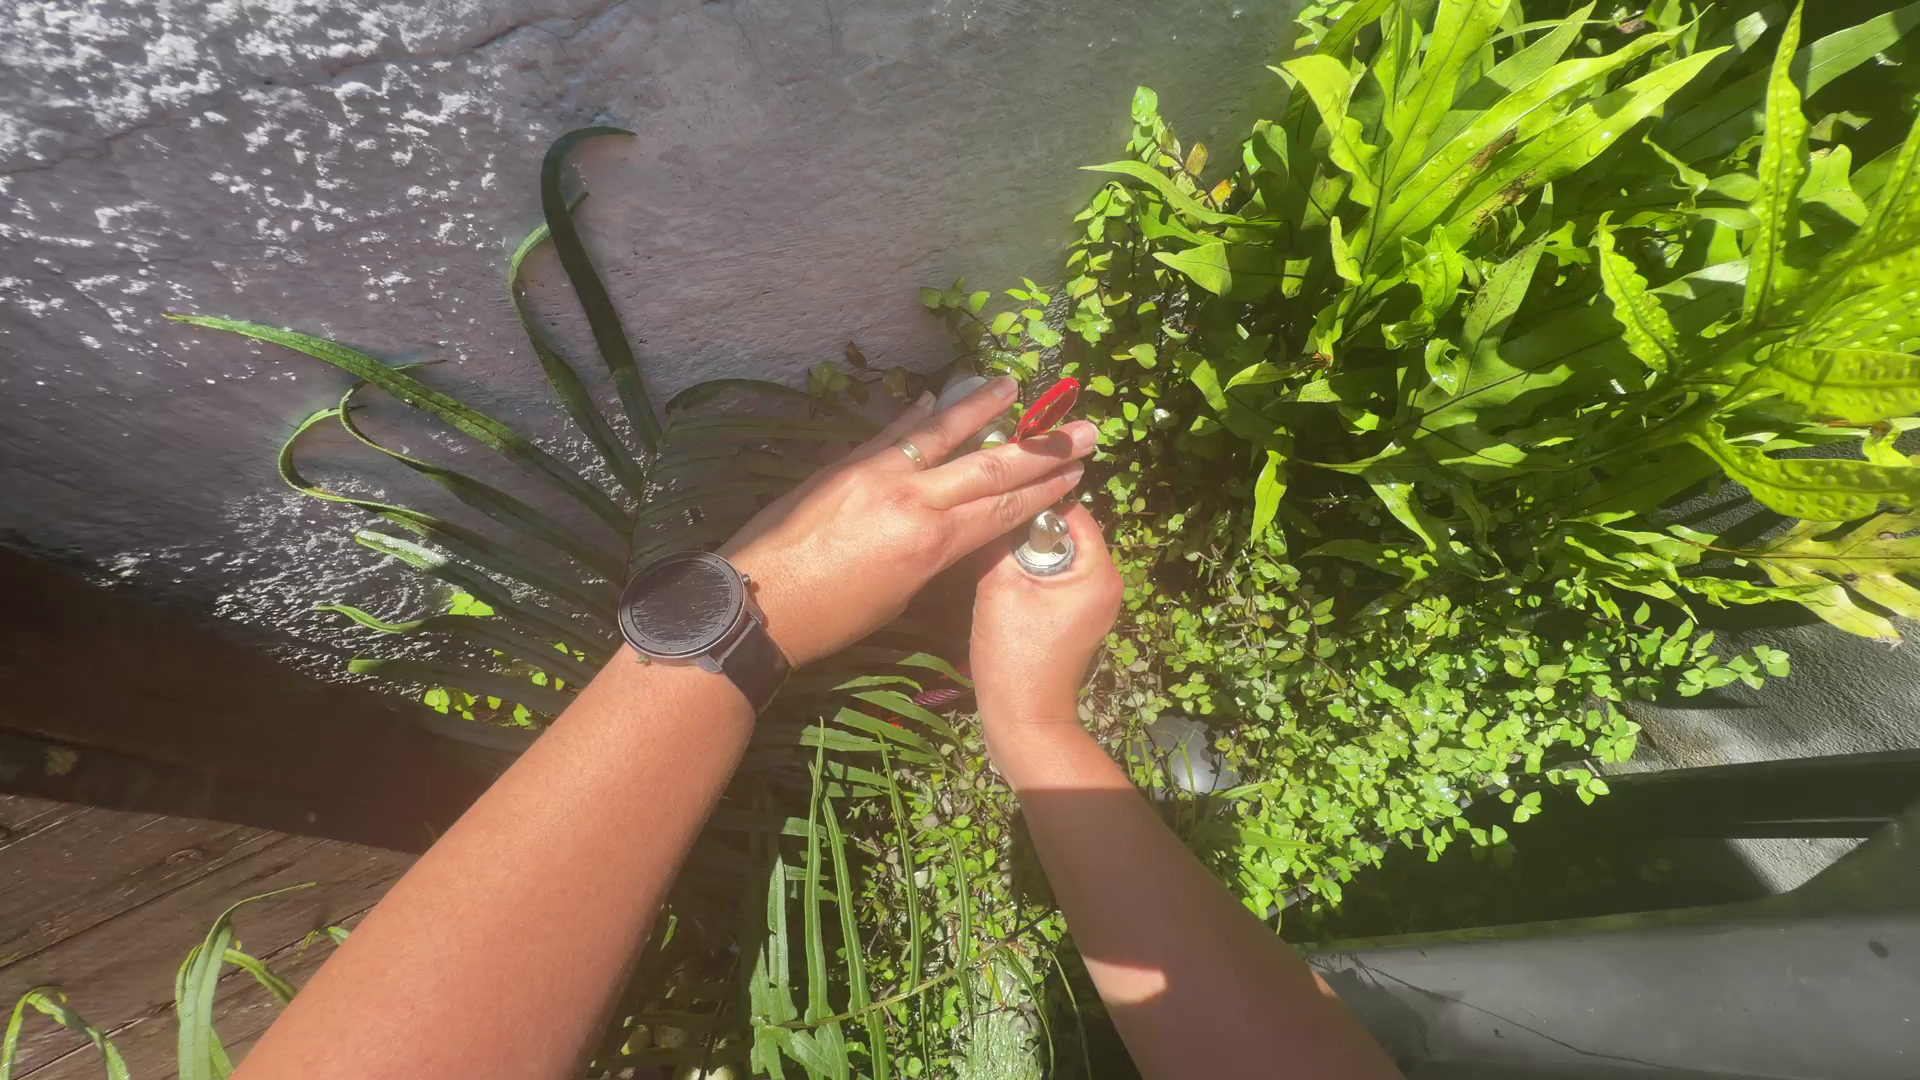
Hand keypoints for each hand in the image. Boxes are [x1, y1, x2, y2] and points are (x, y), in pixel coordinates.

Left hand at [721, 377, 1096, 666]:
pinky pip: (891, 433)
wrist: (757, 602)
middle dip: (1040, 449)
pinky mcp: (845, 463)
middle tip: (1081, 429)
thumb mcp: (900, 596)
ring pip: (941, 433)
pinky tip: (937, 394)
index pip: (1001, 509)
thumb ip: (934, 553)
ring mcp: (876, 474)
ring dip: (981, 407)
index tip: (1075, 470)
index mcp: (930, 544)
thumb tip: (953, 526)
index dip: (1043, 488)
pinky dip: (916, 415)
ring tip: (1013, 384)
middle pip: (989, 467)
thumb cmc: (833, 618)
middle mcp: (912, 499)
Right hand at [969, 504, 1121, 730]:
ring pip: (1062, 558)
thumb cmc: (1014, 652)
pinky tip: (1009, 589)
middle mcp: (1108, 583)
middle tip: (994, 538)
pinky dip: (1037, 578)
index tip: (1001, 510)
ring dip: (1030, 557)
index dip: (1035, 507)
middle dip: (1031, 533)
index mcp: (1099, 571)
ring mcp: (1098, 605)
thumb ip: (1002, 539)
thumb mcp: (999, 585)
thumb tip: (998, 508)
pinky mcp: (1083, 620)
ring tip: (997, 562)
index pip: (1072, 511)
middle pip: (1068, 534)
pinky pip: (1061, 582)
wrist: (1024, 718)